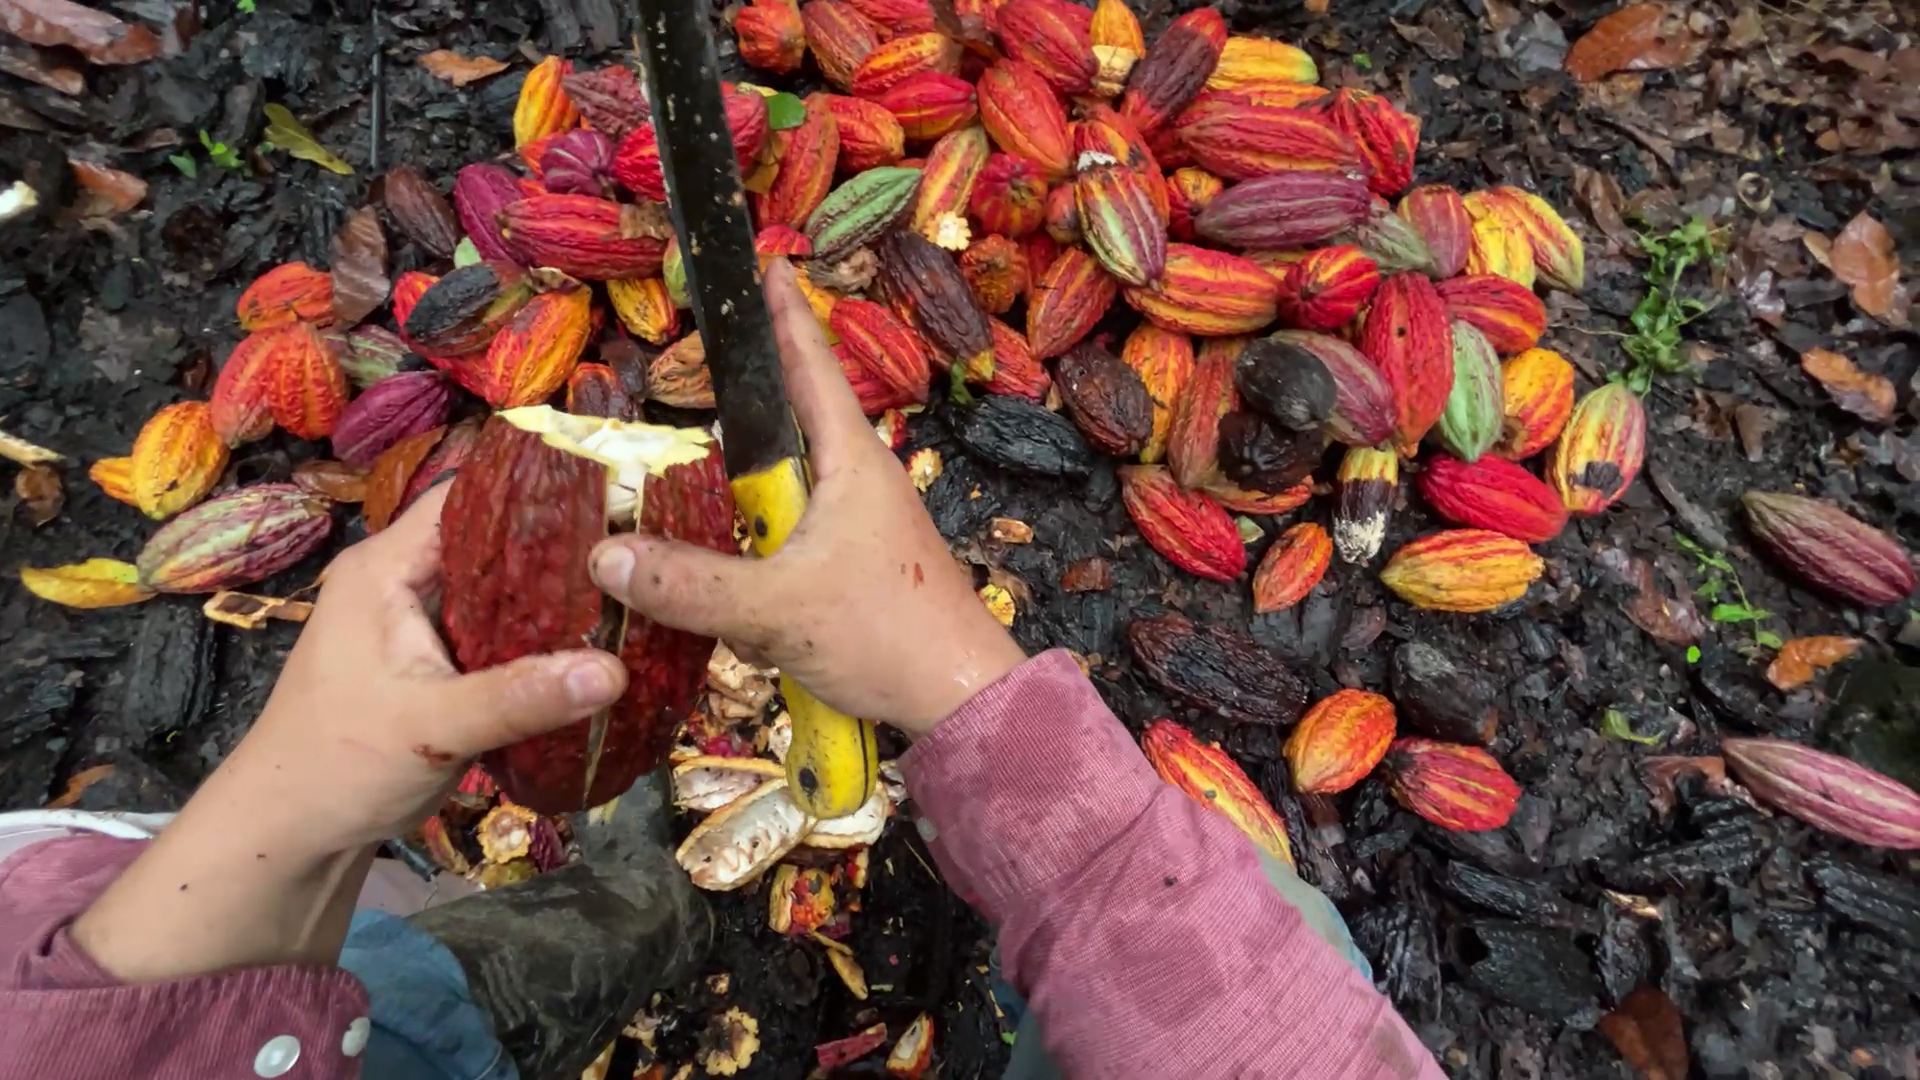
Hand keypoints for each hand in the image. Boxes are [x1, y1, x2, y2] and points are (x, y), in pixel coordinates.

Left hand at [72, 487, 627, 980]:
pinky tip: (601, 633)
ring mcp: (431, 616)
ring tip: (636, 583)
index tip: (616, 498)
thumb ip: (520, 697)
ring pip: (513, 581)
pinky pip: (515, 621)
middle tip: (642, 547)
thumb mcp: (429, 727)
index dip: (542, 490)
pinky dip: (553, 626)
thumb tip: (615, 671)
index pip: (474, 496)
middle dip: (569, 540)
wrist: (293, 837)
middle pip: (502, 536)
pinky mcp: (450, 652)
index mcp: (389, 566)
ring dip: (566, 587)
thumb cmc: (336, 766)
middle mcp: (411, 577)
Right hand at [590, 259, 1025, 736]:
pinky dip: (765, 548)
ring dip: (749, 501)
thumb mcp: (778, 609)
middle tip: (694, 390)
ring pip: (790, 491)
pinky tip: (739, 582)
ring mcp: (866, 523)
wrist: (959, 694)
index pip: (811, 366)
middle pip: (792, 426)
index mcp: (852, 462)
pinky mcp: (861, 563)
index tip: (767, 265)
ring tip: (704, 514)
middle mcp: (862, 480)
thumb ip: (690, 586)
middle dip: (745, 413)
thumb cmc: (886, 634)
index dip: (783, 315)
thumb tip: (605, 557)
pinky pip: (799, 537)